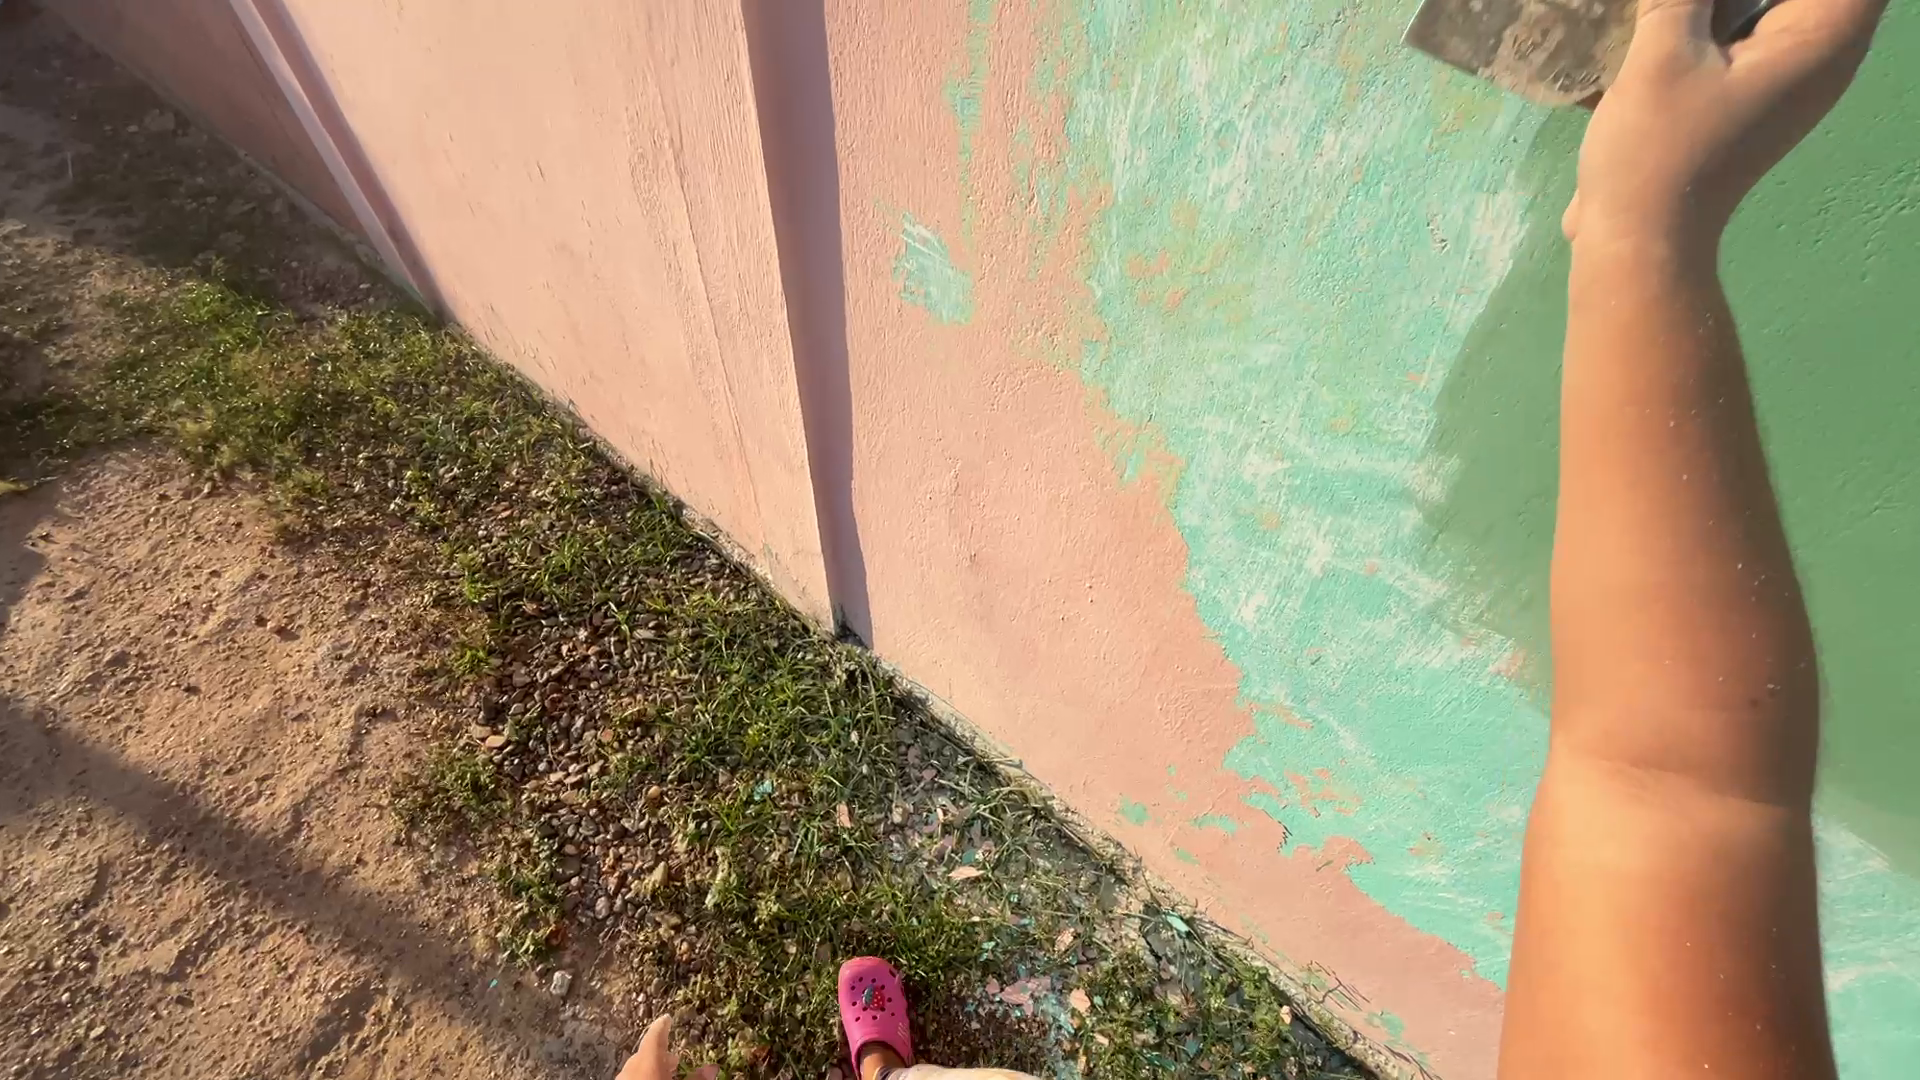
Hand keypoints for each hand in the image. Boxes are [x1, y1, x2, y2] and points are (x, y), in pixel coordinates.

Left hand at [614, 1015, 718, 1079]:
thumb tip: (712, 1068)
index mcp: (648, 1063)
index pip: (654, 1036)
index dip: (661, 1027)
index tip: (667, 1019)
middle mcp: (630, 1071)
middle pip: (643, 1055)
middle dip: (658, 1054)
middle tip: (673, 1058)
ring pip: (633, 1072)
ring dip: (648, 1070)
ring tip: (663, 1077)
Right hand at [1565, 0, 1889, 248]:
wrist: (1633, 242)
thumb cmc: (1654, 154)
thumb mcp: (1657, 64)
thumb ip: (1674, 2)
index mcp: (1825, 33)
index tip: (1697, 1)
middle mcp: (1820, 55)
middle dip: (1727, 0)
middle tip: (1671, 5)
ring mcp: (1779, 88)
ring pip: (1759, 19)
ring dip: (1707, 14)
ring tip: (1659, 16)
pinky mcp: (1740, 114)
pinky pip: (1731, 55)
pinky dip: (1700, 43)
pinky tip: (1651, 43)